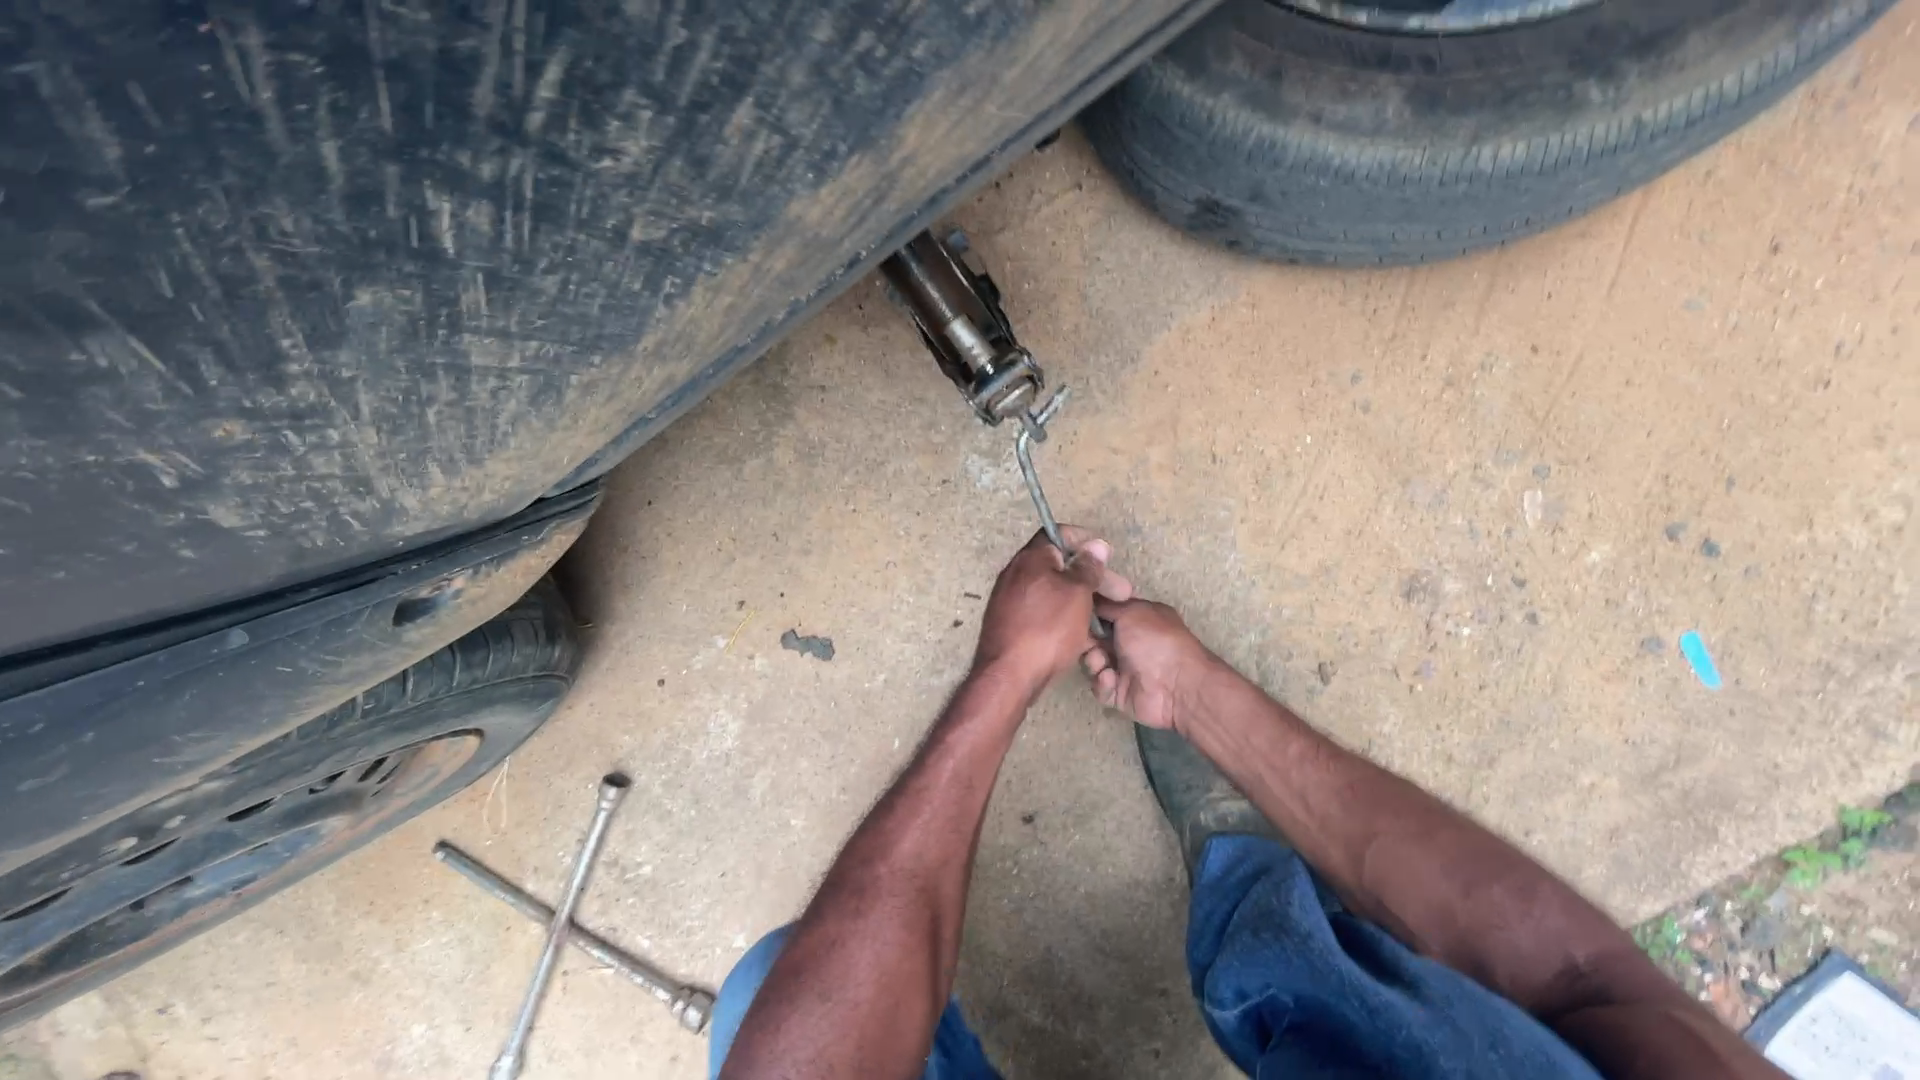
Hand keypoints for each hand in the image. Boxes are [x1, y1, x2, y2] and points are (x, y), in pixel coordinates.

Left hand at [973, 527, 1132, 692]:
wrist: (1008, 675)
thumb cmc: (1047, 628)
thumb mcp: (1076, 593)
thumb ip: (1087, 568)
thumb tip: (1096, 544)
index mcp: (1030, 559)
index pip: (1057, 534)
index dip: (1083, 539)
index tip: (1105, 553)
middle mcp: (1016, 574)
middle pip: (1058, 565)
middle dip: (1092, 576)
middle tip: (1121, 591)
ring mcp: (1011, 601)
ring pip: (1053, 591)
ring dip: (1081, 598)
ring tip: (1107, 615)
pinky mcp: (1011, 624)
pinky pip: (1043, 611)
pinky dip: (1064, 615)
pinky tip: (1083, 633)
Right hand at [1080, 597, 1217, 730]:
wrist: (1175, 684)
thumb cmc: (1155, 640)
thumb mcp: (1131, 611)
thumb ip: (1107, 605)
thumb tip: (1091, 599)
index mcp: (1136, 620)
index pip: (1105, 614)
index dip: (1089, 614)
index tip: (1076, 613)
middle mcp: (1129, 643)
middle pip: (1094, 639)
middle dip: (1087, 640)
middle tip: (1087, 642)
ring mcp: (1124, 669)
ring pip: (1093, 663)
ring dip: (1094, 661)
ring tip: (1103, 663)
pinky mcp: (1119, 694)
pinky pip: (1100, 687)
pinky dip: (1103, 682)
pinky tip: (1112, 679)